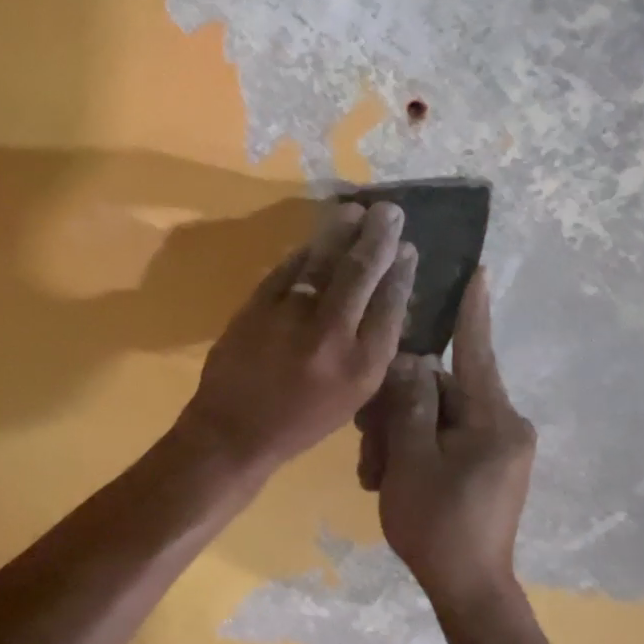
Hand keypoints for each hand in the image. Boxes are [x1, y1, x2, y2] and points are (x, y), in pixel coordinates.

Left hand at [180, 202, 417, 470]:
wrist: (234, 432)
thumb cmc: (299, 422)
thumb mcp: (351, 397)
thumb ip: (371, 350)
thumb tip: (387, 300)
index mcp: (363, 365)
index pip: (391, 305)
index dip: (402, 271)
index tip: (409, 247)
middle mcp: (332, 337)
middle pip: (361, 273)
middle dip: (379, 238)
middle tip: (389, 211)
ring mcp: (290, 318)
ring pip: (322, 264)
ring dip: (341, 232)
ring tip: (355, 211)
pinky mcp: (256, 309)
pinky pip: (287, 271)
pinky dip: (303, 253)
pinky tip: (315, 241)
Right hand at [357, 270, 535, 615]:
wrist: (467, 590)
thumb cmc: (439, 525)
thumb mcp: (410, 460)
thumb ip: (408, 404)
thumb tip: (410, 361)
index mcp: (494, 419)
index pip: (477, 351)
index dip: (472, 310)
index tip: (477, 270)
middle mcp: (501, 426)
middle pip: (439, 390)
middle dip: (396, 407)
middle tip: (362, 437)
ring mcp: (494, 448)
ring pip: (432, 416)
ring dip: (397, 436)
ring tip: (371, 472)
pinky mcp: (482, 467)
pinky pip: (440, 439)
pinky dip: (411, 451)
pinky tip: (386, 477)